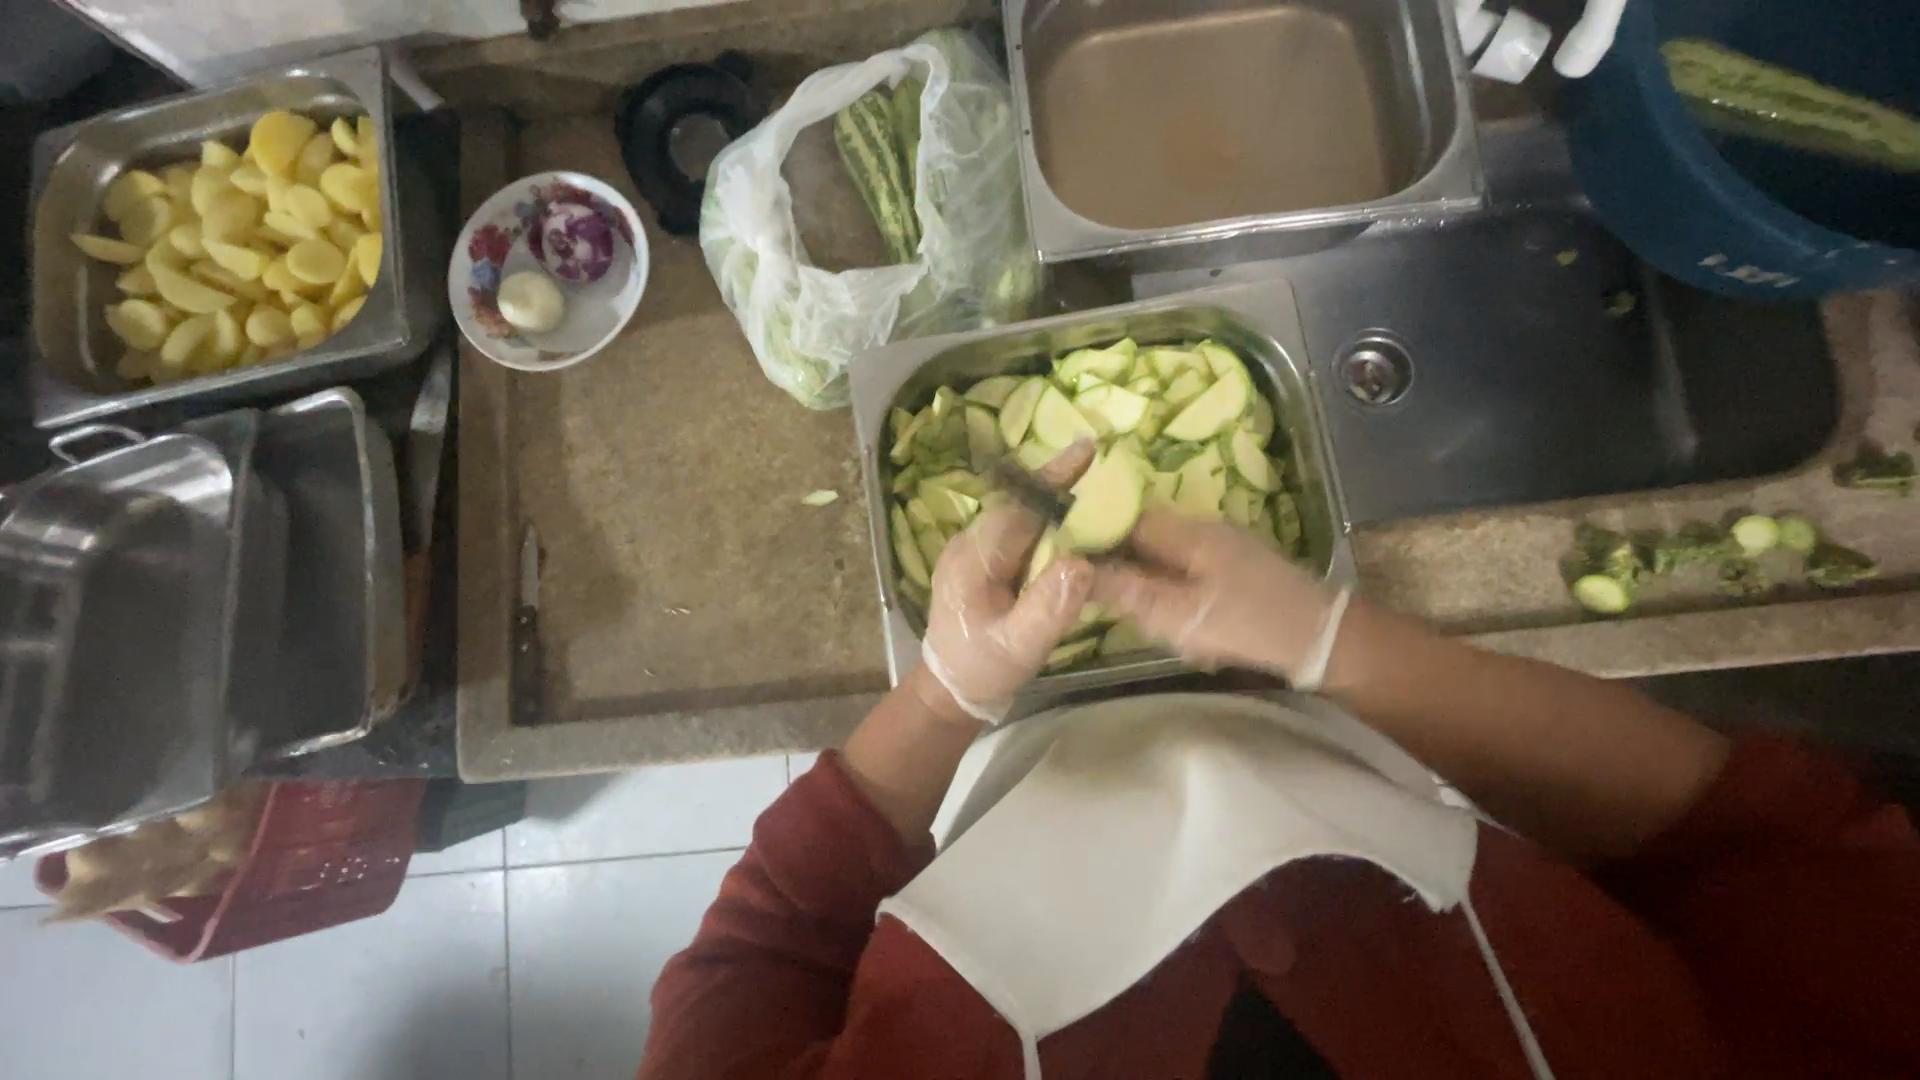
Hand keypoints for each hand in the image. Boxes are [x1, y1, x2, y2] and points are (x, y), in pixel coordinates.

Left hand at [917, 442, 1097, 724]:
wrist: (950, 689)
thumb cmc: (981, 669)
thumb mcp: (1018, 648)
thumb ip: (1048, 609)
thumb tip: (1083, 564)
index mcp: (972, 560)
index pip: (1016, 508)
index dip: (1051, 479)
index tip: (1086, 451)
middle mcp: (968, 545)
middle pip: (1017, 504)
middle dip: (1057, 483)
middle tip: (1100, 464)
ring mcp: (973, 551)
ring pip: (1018, 515)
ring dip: (1053, 501)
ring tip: (1094, 490)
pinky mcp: (983, 561)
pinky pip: (1018, 532)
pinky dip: (1046, 524)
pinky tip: (1072, 527)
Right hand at [1088, 509, 1333, 681]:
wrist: (1322, 640)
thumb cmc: (1247, 625)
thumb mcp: (1180, 616)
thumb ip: (1128, 591)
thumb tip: (1076, 569)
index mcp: (1188, 533)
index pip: (1127, 520)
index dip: (1098, 537)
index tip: (1076, 565)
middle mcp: (1204, 529)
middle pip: (1145, 537)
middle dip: (1124, 566)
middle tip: (1107, 601)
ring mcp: (1224, 546)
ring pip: (1166, 556)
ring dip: (1150, 582)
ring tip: (1145, 617)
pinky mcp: (1236, 567)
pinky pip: (1188, 570)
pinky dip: (1174, 590)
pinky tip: (1179, 619)